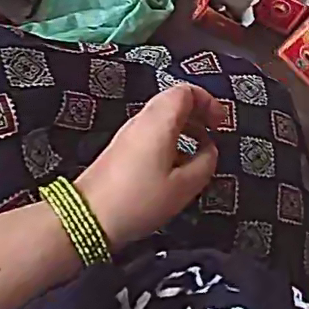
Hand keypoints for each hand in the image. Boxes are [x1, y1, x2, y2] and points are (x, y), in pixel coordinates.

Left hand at [75, 84, 220, 248]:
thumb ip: (205, 162)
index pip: (186, 91)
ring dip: (185, 126)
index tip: (221, 122)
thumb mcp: (184, 186)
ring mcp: (130, 132)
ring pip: (163, 116)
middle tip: (214, 131)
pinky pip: (152, 131)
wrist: (88, 216)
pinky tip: (176, 165)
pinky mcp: (122, 147)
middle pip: (174, 100)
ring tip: (199, 150)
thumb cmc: (139, 199)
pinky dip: (170, 138)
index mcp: (161, 120)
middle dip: (198, 112)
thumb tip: (209, 150)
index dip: (209, 102)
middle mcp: (144, 118)